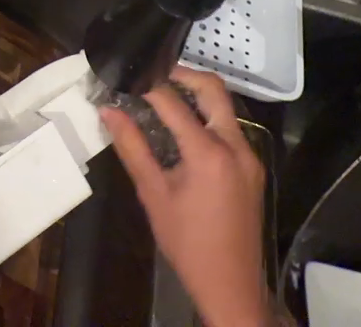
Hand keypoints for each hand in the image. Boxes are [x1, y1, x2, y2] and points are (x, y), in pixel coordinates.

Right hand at [100, 68, 269, 326]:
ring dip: (194, 94)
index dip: (146, 85)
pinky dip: (205, 116)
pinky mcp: (252, 168)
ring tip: (160, 96)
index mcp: (210, 153)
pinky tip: (180, 126)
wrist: (232, 288)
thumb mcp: (153, 194)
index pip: (172, 102)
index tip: (126, 76)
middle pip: (213, 89)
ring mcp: (249, 157)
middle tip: (151, 73)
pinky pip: (228, 127)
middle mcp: (236, 146)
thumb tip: (108, 110)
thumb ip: (132, 147)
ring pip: (224, 106)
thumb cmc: (188, 244)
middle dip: (181, 74)